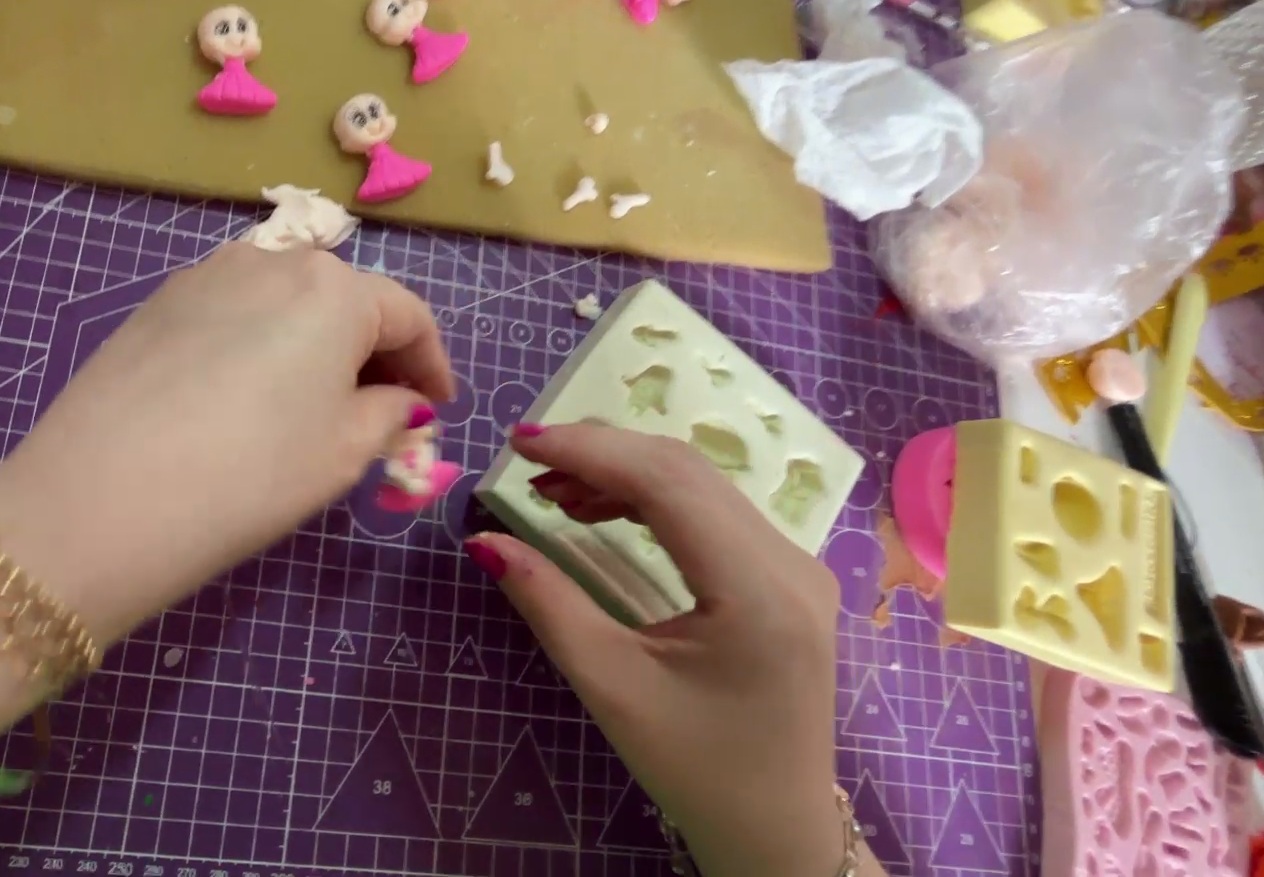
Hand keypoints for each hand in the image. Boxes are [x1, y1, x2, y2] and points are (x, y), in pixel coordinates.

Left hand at [0, 243, 453, 643]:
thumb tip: (399, 401)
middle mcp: (272, 260)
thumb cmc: (250, 475)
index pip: (408, 315)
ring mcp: (207, 274)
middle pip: (346, 301)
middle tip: (381, 412)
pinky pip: (235, 312)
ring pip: (287, 303)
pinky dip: (263, 344)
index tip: (439, 408)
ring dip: (316, 346)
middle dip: (374, 354)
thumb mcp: (343, 453)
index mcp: (333, 288)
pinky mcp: (159, 301)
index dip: (432, 364)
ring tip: (314, 403)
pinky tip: (248, 392)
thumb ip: (389, 414)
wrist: (101, 498)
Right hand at [465, 421, 845, 876]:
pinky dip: (644, 494)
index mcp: (757, 592)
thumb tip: (483, 540)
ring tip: (551, 488)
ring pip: (694, 480)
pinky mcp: (780, 572)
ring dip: (618, 471)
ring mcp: (792, 564)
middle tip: (526, 459)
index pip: (665, 483)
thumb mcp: (608, 683)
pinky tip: (595, 507)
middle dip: (597, 452)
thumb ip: (545, 601)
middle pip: (681, 469)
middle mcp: (788, 562)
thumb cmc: (693, 766)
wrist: (776, 831)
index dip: (587, 451)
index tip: (519, 443)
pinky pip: (705, 507)